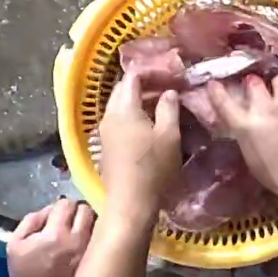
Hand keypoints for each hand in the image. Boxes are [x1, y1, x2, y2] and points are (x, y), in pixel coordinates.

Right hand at [7, 198, 95, 276]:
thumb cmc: (25, 272)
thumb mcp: (15, 243)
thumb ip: (31, 220)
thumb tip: (49, 209)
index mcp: (55, 234)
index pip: (66, 204)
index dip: (59, 206)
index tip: (55, 214)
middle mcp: (76, 240)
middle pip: (86, 210)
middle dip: (76, 210)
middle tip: (68, 220)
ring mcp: (88, 251)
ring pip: (96, 222)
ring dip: (86, 222)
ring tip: (76, 231)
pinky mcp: (94, 261)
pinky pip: (99, 239)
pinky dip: (92, 235)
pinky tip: (82, 243)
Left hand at [98, 71, 180, 214]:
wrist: (130, 204)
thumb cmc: (153, 169)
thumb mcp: (169, 136)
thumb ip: (169, 108)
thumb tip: (168, 92)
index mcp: (124, 108)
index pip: (133, 77)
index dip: (152, 72)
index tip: (172, 76)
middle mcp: (109, 115)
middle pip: (124, 89)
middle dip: (145, 85)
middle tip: (169, 89)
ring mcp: (105, 131)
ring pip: (120, 105)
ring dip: (140, 101)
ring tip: (163, 106)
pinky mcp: (107, 145)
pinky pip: (119, 120)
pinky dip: (134, 115)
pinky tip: (150, 125)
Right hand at [205, 75, 277, 200]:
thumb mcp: (254, 161)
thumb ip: (248, 140)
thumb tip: (248, 131)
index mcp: (246, 125)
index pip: (224, 102)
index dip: (217, 91)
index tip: (213, 83)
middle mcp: (265, 109)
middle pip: (253, 82)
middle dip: (252, 83)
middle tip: (253, 87)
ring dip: (276, 85)